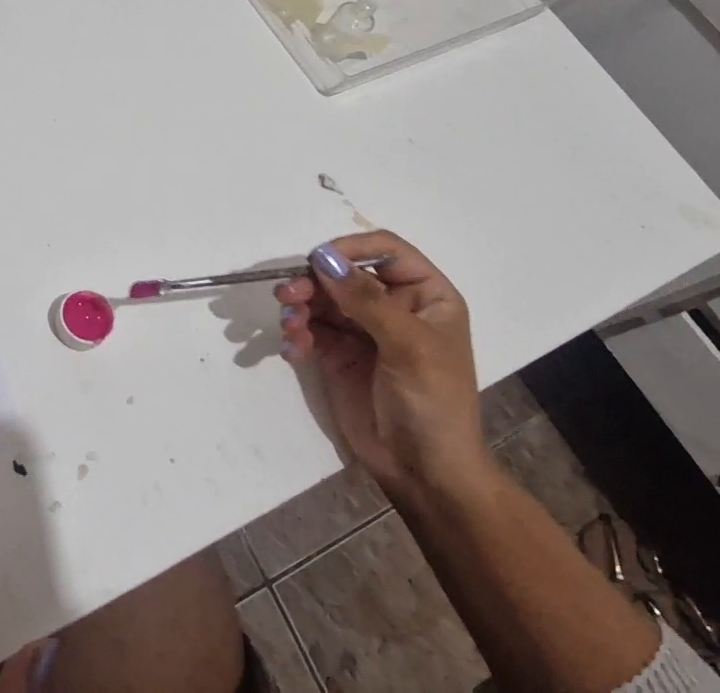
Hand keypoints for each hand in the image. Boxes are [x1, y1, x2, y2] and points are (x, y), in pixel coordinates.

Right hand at [275, 232, 489, 499]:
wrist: (423, 471)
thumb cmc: (433, 403)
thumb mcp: (407, 346)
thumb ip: (365, 299)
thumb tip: (323, 258)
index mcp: (425, 296)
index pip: (386, 252)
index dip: (352, 249)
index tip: (317, 260)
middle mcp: (393, 307)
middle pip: (344, 275)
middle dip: (314, 283)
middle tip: (286, 296)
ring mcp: (364, 332)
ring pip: (322, 302)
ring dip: (300, 308)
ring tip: (290, 328)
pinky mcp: (339, 357)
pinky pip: (311, 332)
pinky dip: (297, 336)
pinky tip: (293, 351)